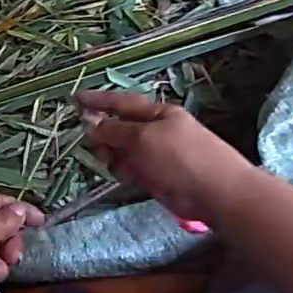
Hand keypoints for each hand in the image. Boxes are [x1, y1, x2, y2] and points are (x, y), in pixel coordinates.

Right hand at [77, 90, 258, 223]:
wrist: (216, 192)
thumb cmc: (181, 158)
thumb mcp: (142, 139)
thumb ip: (114, 131)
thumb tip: (90, 122)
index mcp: (158, 113)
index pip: (122, 102)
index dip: (98, 101)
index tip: (75, 99)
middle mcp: (157, 130)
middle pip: (120, 128)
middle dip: (105, 134)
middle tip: (96, 146)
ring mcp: (158, 154)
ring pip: (124, 151)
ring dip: (114, 156)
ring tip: (116, 165)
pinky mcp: (158, 176)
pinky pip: (133, 168)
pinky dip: (125, 171)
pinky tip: (127, 177)